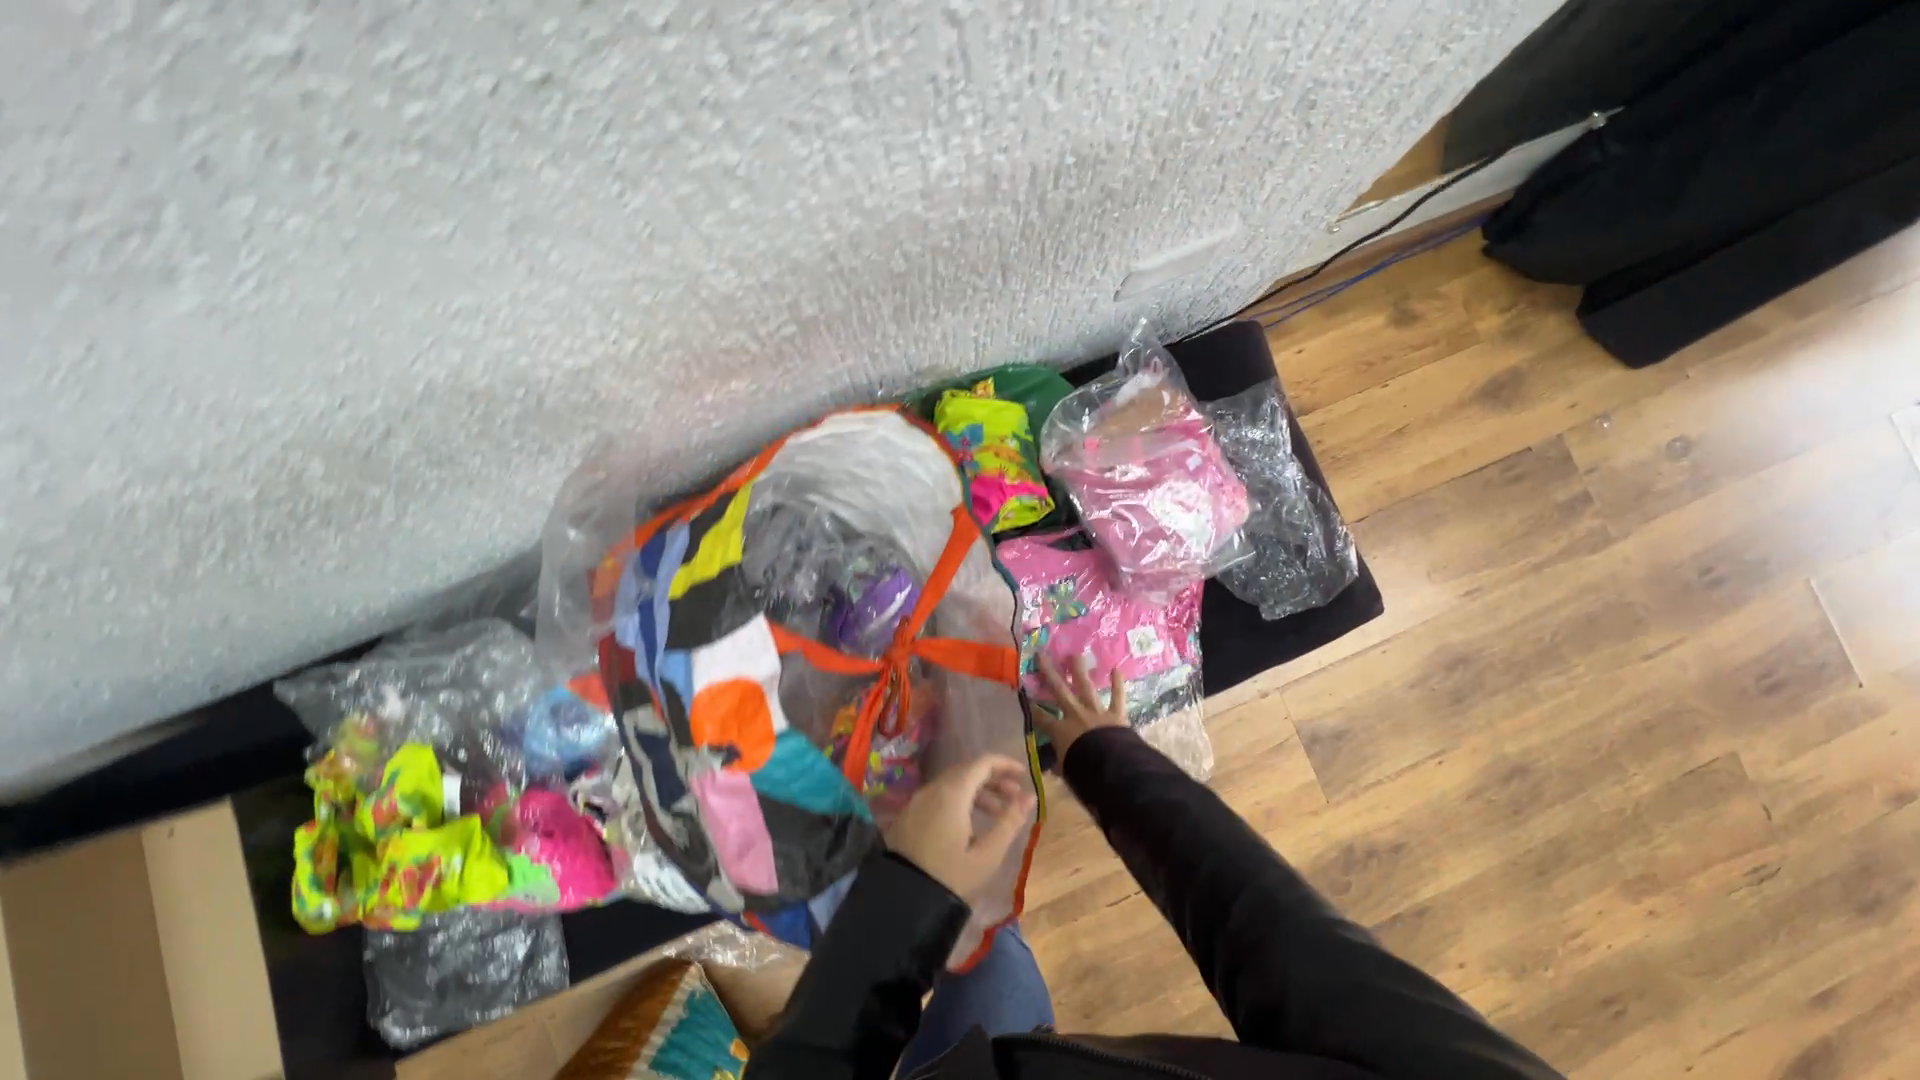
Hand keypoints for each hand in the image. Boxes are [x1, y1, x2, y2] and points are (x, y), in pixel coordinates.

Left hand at [885, 755, 1035, 903]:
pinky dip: (959, 801)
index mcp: (952, 793)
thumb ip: (1010, 822)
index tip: (1024, 775)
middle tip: (1015, 797)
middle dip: (994, 780)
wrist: (903, 899)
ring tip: (998, 815)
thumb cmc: (951, 877)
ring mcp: (917, 801)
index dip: (1005, 764)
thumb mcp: (987, 854)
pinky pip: (938, 797)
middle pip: (967, 771)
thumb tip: (1030, 797)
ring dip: (978, 793)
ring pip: (952, 784)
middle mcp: (932, 789)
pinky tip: (971, 825)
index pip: (982, 763)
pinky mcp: (908, 815)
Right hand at [1035, 653, 1126, 761]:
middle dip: (1049, 673)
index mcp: (1060, 730)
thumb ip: (1060, 765)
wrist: (1110, 768)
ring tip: (1075, 654)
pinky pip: (1117, 697)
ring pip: (1086, 687)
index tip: (1024, 693)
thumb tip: (1053, 767)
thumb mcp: (1065, 771)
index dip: (1032, 706)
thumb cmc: (1083, 770)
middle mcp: (1075, 715)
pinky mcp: (1116, 715)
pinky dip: (1118, 684)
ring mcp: (1096, 712)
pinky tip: (1117, 669)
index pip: (1041, 717)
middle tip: (1042, 655)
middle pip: (1059, 691)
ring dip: (1080, 671)